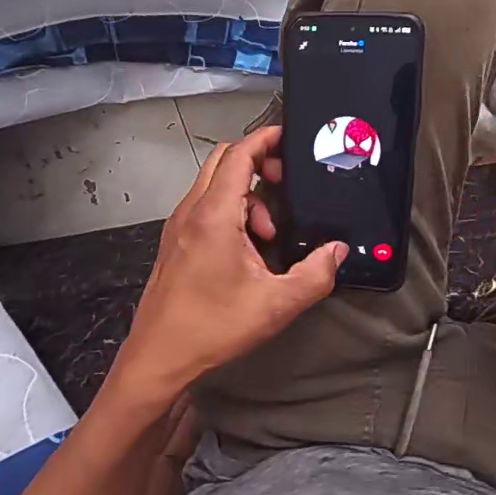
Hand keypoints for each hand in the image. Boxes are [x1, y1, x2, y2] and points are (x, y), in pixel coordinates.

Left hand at [110, 126, 345, 404]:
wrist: (160, 358)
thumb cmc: (208, 329)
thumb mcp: (277, 303)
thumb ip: (315, 274)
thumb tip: (335, 253)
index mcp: (214, 216)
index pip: (239, 155)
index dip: (264, 139)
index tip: (284, 136)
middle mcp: (191, 214)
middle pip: (223, 160)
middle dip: (257, 161)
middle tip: (283, 181)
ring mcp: (179, 227)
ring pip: (214, 185)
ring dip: (245, 194)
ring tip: (268, 232)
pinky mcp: (177, 243)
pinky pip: (205, 208)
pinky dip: (230, 212)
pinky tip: (247, 249)